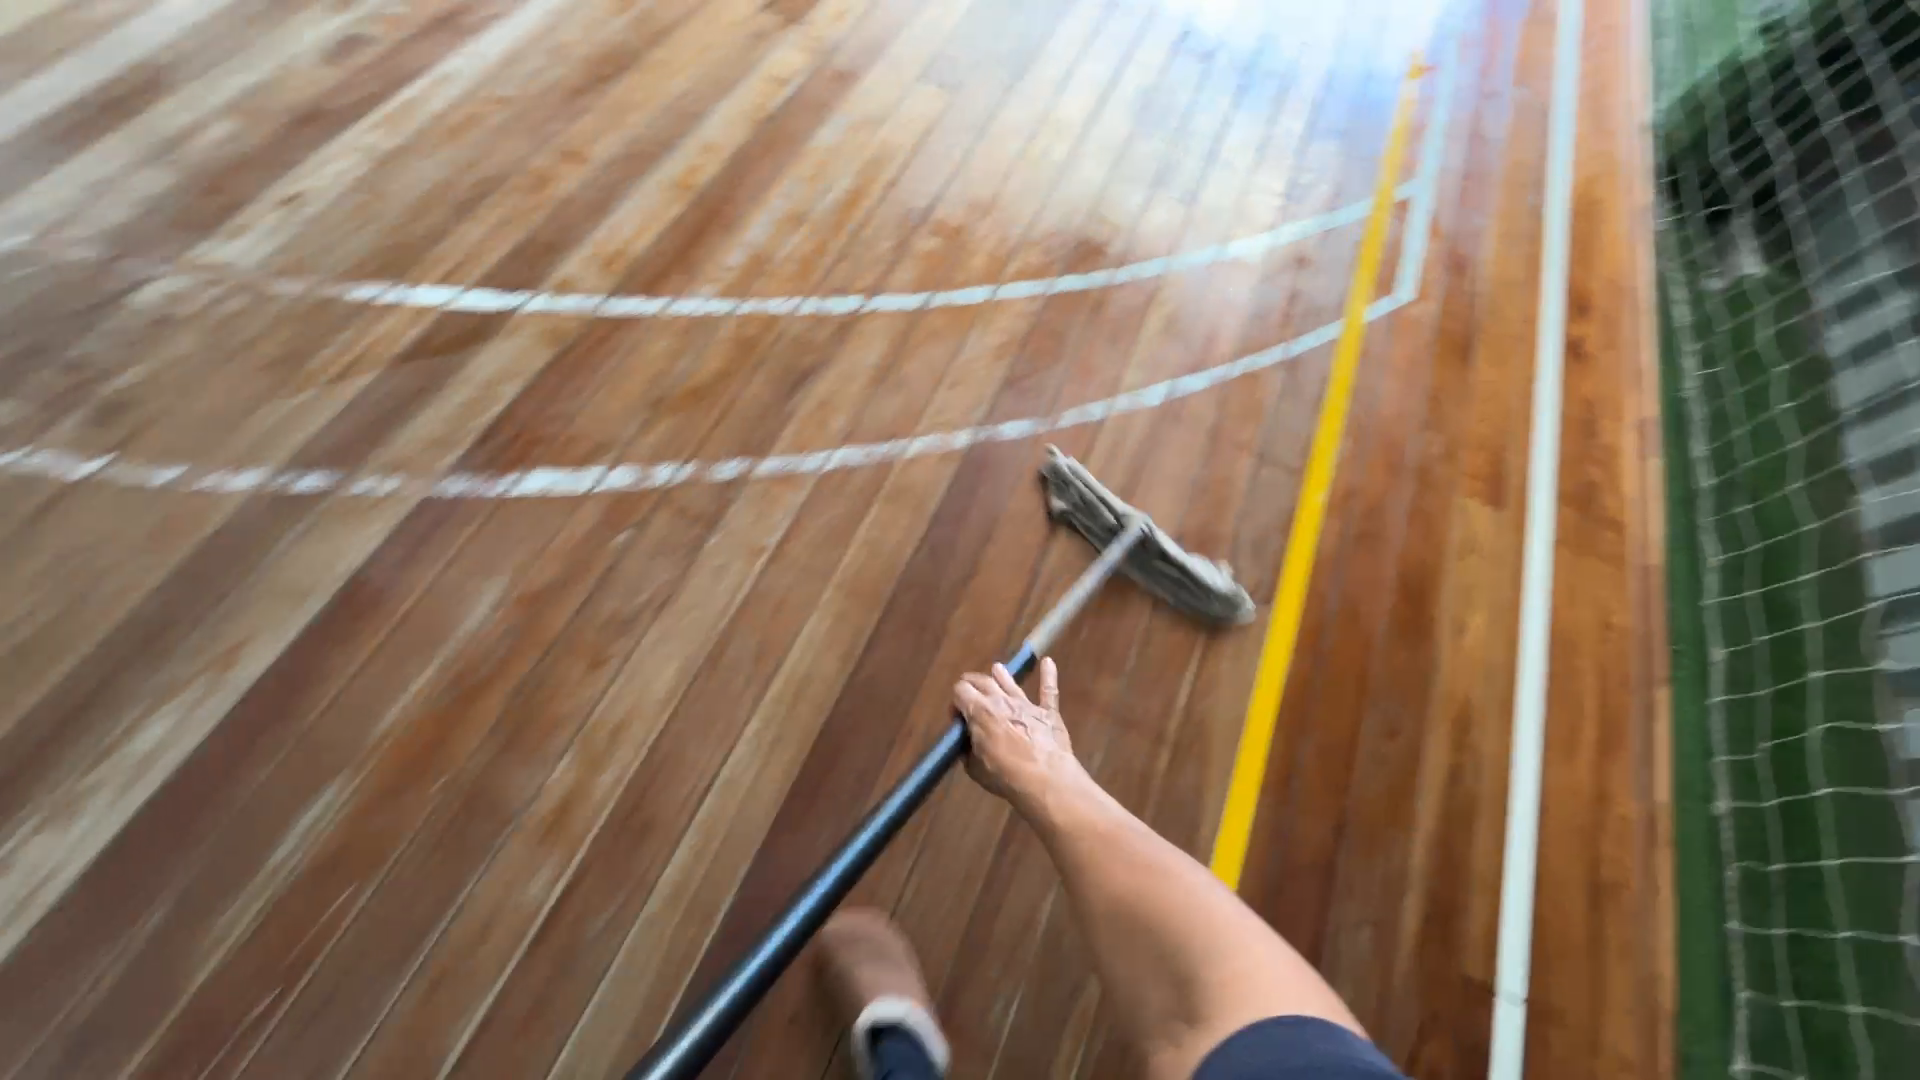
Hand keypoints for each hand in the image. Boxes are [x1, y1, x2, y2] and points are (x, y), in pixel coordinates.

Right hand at [952, 658, 1083, 811]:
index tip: (957, 715)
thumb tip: (968, 742)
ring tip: (997, 668)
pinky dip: (1049, 675)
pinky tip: (1049, 662)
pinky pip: (1049, 690)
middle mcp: (1001, 701)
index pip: (960, 691)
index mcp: (979, 711)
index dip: (956, 701)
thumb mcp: (974, 768)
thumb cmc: (1006, 775)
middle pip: (982, 681)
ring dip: (1002, 675)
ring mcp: (1026, 704)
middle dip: (972, 684)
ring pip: (1011, 683)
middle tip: (968, 689)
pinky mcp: (1048, 712)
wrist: (1045, 778)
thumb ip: (968, 750)